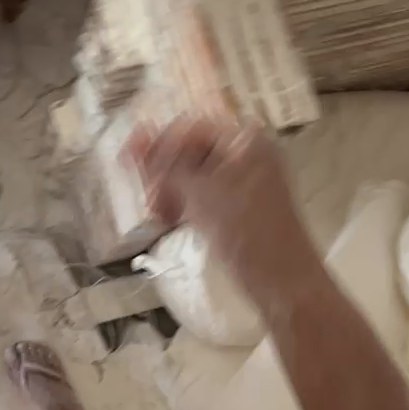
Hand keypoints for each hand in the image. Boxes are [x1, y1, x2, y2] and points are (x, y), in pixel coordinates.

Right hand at [126, 117, 321, 298]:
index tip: (126, 158)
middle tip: (146, 194)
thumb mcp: (200, 193)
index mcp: (245, 140)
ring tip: (157, 213)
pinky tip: (169, 220)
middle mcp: (247, 154)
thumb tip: (133, 139)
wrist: (283, 281)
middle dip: (163, 170)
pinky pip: (203, 195)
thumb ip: (165, 165)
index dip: (157, 141)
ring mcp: (244, 182)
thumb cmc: (245, 231)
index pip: (190, 128)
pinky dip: (184, 204)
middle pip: (191, 150)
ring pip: (194, 175)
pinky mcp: (238, 208)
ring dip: (170, 189)